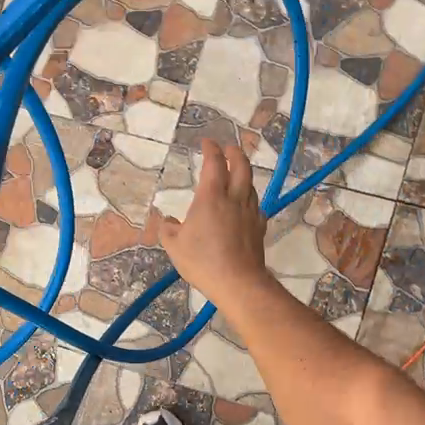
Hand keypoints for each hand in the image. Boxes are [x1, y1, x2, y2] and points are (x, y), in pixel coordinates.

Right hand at [159, 137, 270, 306]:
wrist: (238, 282)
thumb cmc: (202, 261)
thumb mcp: (174, 246)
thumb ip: (168, 229)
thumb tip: (166, 221)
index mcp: (211, 197)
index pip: (214, 163)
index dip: (211, 149)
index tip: (207, 142)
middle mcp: (234, 198)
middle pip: (241, 166)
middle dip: (235, 153)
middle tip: (228, 148)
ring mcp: (250, 212)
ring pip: (250, 184)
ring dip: (243, 174)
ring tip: (236, 174)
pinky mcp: (259, 228)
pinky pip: (255, 205)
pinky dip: (249, 198)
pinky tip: (245, 205)